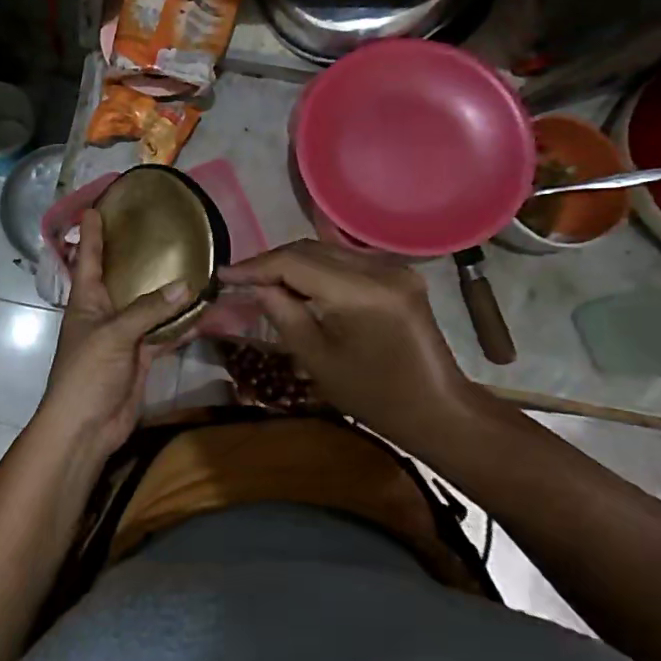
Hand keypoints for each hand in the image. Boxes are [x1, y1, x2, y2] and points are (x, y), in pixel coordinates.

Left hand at [34, 210, 193, 458]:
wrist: (86, 425)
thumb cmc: (87, 372)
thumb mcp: (113, 334)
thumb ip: (148, 310)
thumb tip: (186, 284)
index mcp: (86, 301)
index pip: (89, 259)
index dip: (93, 234)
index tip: (96, 206)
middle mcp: (104, 312)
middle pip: (120, 278)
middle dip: (133, 256)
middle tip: (155, 228)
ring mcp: (124, 336)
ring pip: (147, 306)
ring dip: (165, 291)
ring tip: (190, 263)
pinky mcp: (141, 357)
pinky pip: (164, 334)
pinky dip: (181, 324)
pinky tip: (203, 309)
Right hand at [219, 240, 480, 434]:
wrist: (437, 410)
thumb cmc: (373, 395)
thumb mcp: (316, 358)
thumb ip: (282, 313)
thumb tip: (255, 286)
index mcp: (361, 293)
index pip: (294, 263)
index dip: (254, 267)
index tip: (222, 275)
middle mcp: (380, 270)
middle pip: (309, 250)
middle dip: (269, 262)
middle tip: (236, 278)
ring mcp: (393, 269)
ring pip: (325, 251)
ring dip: (289, 262)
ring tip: (258, 280)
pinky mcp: (398, 275)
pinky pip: (344, 261)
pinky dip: (313, 268)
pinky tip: (294, 283)